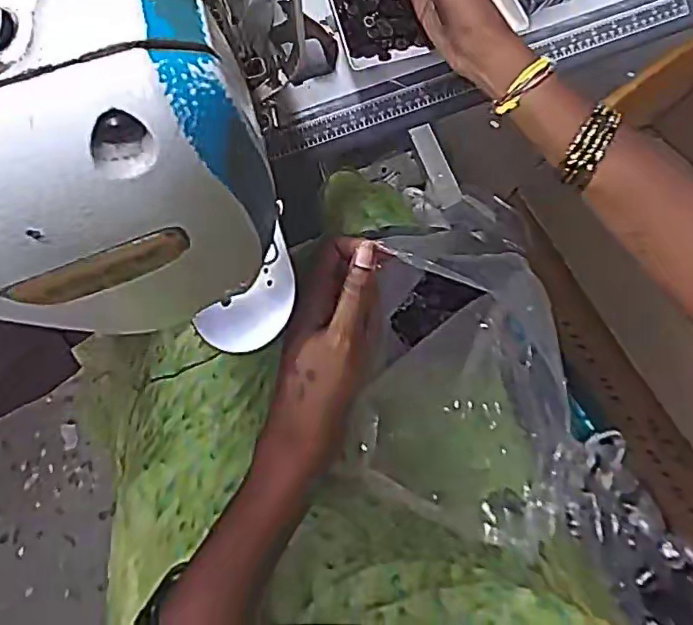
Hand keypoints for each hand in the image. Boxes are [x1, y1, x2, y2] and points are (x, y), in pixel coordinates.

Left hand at [255, 238, 385, 485]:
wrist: (300, 446)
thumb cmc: (321, 395)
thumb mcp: (344, 338)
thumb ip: (354, 293)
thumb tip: (365, 249)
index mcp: (311, 300)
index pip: (330, 251)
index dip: (357, 246)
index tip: (386, 257)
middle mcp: (313, 309)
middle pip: (338, 270)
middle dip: (366, 270)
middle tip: (391, 284)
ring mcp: (318, 329)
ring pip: (345, 295)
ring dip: (366, 296)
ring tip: (381, 314)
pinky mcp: (327, 349)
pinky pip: (347, 319)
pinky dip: (364, 319)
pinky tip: (375, 334)